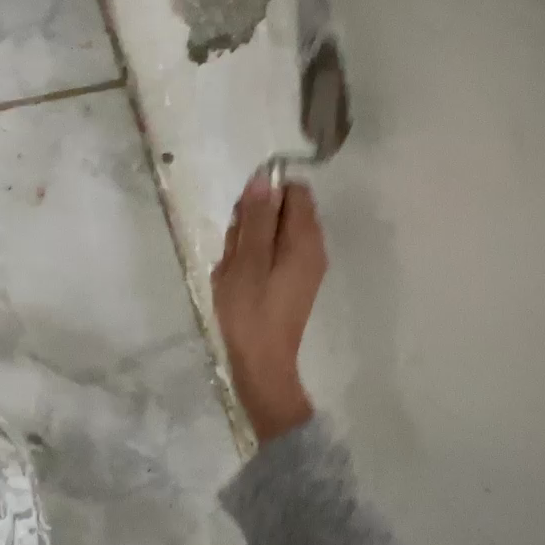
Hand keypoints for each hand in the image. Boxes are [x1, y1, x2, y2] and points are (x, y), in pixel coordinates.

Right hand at [212, 175, 327, 442]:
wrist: (262, 365)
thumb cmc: (250, 312)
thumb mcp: (247, 261)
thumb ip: (257, 218)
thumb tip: (264, 179)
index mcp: (305, 239)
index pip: (293, 191)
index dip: (263, 195)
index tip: (241, 219)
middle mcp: (312, 249)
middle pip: (282, 212)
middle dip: (251, 223)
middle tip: (233, 252)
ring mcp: (304, 268)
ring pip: (272, 236)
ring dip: (246, 245)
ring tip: (232, 272)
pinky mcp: (293, 284)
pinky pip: (270, 257)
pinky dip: (250, 263)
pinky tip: (237, 283)